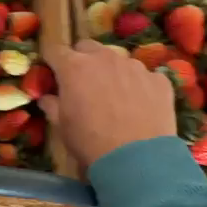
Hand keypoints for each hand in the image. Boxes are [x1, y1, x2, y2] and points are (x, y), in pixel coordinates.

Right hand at [38, 40, 178, 170]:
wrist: (137, 159)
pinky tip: (140, 106)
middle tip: (82, 82)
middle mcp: (104, 58)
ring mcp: (135, 66)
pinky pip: (144, 76)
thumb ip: (52, 105)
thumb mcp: (61, 126)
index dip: (51, 61)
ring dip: (111, 71)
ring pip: (117, 60)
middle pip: (87, 47)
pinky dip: (139, 85)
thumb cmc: (90, 141)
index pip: (55, 50)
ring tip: (115, 96)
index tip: (52, 72)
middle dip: (81, 59)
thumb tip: (47, 97)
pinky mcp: (159, 80)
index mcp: (74, 67)